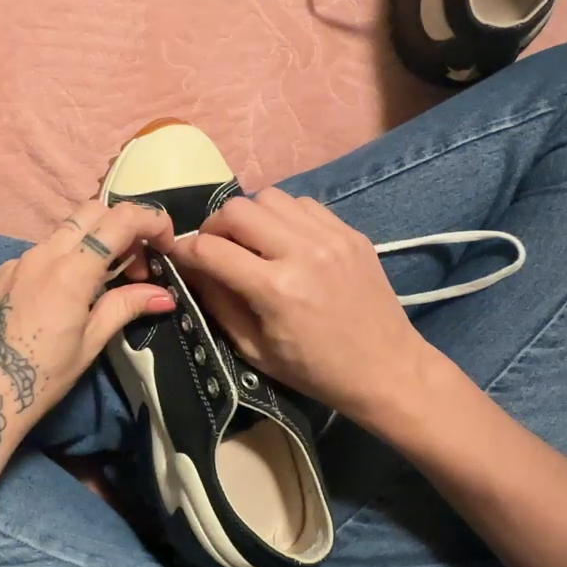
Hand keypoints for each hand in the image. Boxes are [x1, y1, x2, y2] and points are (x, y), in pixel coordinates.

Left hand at [0, 200, 175, 461]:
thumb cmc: (42, 376)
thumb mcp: (90, 343)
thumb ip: (125, 307)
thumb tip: (165, 294)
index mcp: (70, 271)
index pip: (120, 220)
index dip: (151, 221)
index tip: (166, 243)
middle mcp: (41, 254)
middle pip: (91, 211)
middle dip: (122, 226)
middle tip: (136, 266)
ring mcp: (15, 261)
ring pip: (63, 232)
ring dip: (91, 244)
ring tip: (102, 284)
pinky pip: (38, 254)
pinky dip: (61, 262)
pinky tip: (60, 298)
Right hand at [168, 187, 431, 417]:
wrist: (387, 368)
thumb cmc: (314, 370)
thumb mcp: (253, 349)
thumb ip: (217, 303)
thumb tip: (189, 269)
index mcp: (275, 290)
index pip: (210, 249)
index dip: (184, 251)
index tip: (179, 257)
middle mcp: (302, 252)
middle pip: (236, 209)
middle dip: (214, 227)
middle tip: (215, 248)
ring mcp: (331, 237)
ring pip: (269, 197)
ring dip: (250, 217)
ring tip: (251, 242)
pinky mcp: (350, 232)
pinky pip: (302, 204)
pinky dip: (282, 216)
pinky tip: (284, 241)